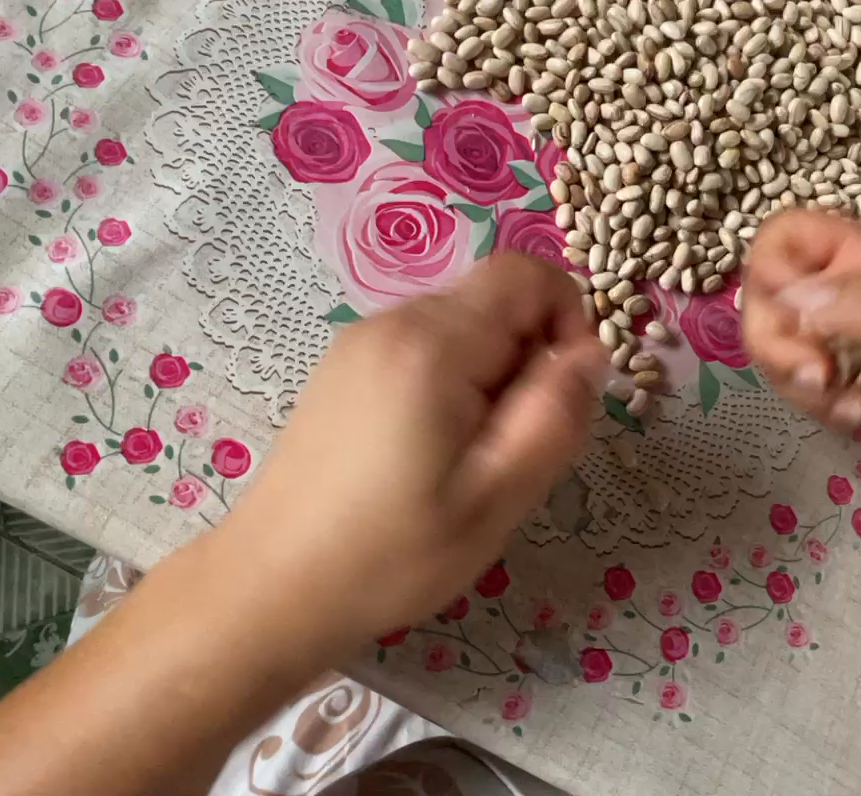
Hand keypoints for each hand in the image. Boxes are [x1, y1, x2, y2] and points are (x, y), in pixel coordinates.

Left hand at [214, 253, 606, 654]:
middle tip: (512, 440)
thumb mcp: (496, 497)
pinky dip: (453, 376)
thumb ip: (555, 415)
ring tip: (469, 451)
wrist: (271, 586)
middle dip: (527, 355)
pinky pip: (426, 342)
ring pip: (463, 321)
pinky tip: (429, 444)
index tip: (562, 390)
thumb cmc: (391, 553)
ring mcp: (362, 338)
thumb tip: (590, 352)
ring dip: (491, 370)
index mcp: (433, 344)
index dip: (567, 316)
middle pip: (495, 298)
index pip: (525, 274)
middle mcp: (393, 320)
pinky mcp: (346, 362)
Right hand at [740, 211, 860, 503]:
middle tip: (819, 377)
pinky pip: (790, 377)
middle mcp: (848, 286)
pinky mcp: (836, 371)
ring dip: (795, 379)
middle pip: (766, 291)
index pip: (789, 232)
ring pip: (773, 338)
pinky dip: (811, 402)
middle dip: (778, 341)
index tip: (789, 318)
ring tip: (849, 405)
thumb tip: (790, 295)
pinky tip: (857, 415)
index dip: (770, 268)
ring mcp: (839, 330)